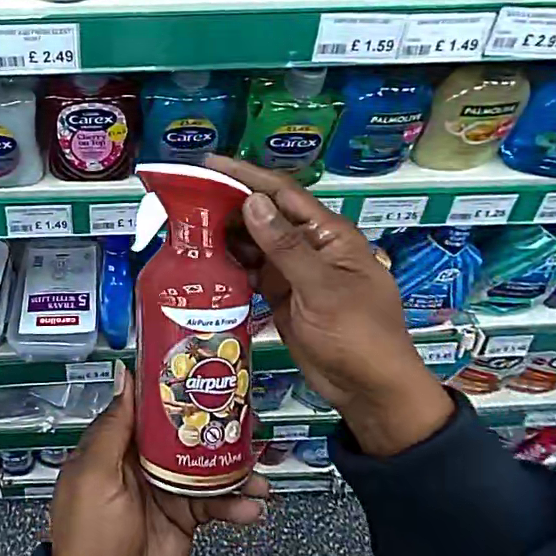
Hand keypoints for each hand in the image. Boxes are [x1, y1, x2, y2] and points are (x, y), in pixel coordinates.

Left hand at [50, 370, 269, 555]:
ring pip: (210, 463)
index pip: (151, 403)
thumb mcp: (94, 478)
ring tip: (262, 472)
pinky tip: (254, 508)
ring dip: (237, 466)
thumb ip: (114, 428)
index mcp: (119, 444)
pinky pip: (218, 501)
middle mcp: (146, 459)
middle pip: (188, 429)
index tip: (208, 365)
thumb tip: (125, 374)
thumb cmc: (89, 540)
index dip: (177, 383)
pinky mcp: (186, 517)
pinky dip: (238, 504)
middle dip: (219, 422)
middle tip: (251, 417)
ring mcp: (169, 488)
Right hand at [205, 155, 453, 457]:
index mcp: (326, 233)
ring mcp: (292, 271)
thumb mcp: (323, 289)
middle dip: (228, 203)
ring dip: (225, 234)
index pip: (281, 193)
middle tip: (185, 198)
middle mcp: (307, 245)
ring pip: (253, 243)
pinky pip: (251, 271)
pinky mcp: (280, 295)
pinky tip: (205, 261)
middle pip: (263, 215)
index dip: (245, 175)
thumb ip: (285, 247)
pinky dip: (230, 265)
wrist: (370, 391)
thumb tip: (251, 201)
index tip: (209, 164)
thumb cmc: (358, 334)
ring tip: (186, 226)